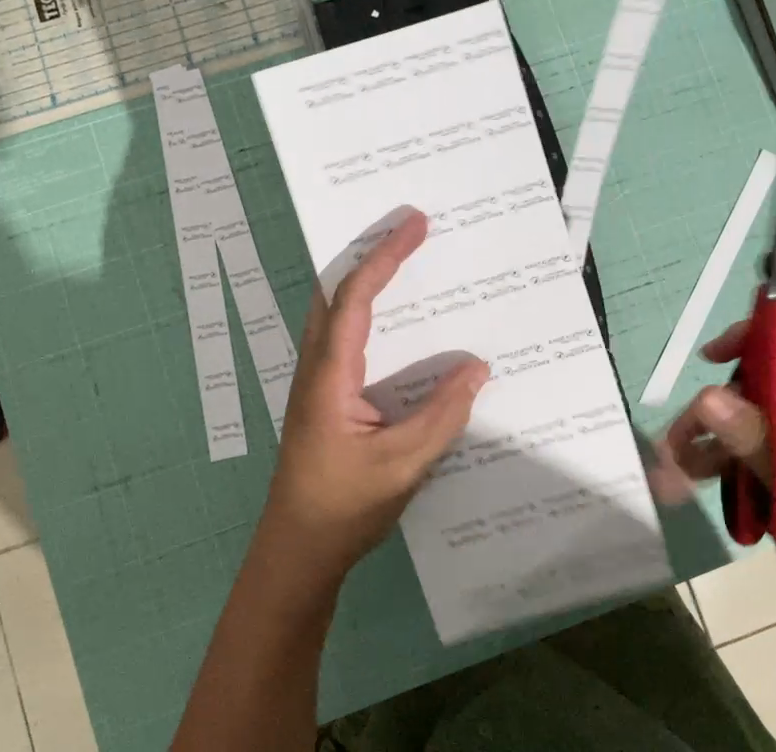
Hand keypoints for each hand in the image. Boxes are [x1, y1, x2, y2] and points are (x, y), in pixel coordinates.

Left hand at [260, 208, 491, 577]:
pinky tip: (399, 328)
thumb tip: (478, 367)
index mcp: (329, 375)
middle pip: (334, 292)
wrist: (297, 552)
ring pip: (335, 314)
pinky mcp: (326, 400)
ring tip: (405, 262)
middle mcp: (317, 368)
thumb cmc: (344, 507)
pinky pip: (346, 340)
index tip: (415, 224)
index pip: (356, 298)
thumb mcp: (403, 464)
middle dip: (369, 254)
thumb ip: (442, 415)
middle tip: (408, 229)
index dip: (385, 257)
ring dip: (365, 281)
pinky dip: (368, 314)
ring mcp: (317, 384)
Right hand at [653, 323, 775, 642]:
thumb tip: (706, 393)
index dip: (752, 337)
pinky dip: (707, 467)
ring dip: (700, 441)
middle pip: (749, 387)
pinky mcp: (774, 480)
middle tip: (678, 439)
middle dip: (709, 408)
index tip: (710, 357)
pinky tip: (682, 486)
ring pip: (734, 424)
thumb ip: (757, 442)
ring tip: (670, 472)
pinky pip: (733, 457)